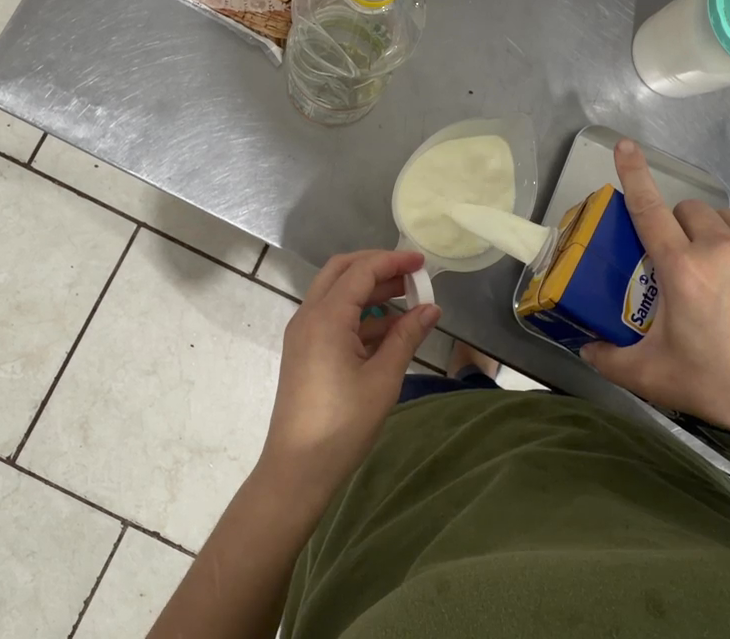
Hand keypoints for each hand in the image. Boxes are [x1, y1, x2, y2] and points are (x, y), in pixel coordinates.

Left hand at [263, 250, 439, 482]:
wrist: (298, 467)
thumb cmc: (343, 424)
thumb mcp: (383, 378)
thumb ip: (406, 337)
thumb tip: (431, 309)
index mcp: (326, 316)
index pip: (361, 271)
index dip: (393, 261)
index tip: (423, 262)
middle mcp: (309, 315)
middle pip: (342, 272)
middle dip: (377, 267)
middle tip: (412, 275)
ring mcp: (303, 333)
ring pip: (337, 294)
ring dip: (370, 292)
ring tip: (409, 301)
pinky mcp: (305, 351)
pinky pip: (332, 317)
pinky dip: (360, 315)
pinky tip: (390, 330)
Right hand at [580, 140, 729, 449]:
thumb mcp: (658, 379)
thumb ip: (612, 360)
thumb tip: (588, 348)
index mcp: (683, 269)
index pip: (648, 208)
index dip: (633, 174)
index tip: (625, 146)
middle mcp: (724, 247)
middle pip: (690, 210)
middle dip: (678, 227)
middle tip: (682, 265)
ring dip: (717, 237)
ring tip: (726, 278)